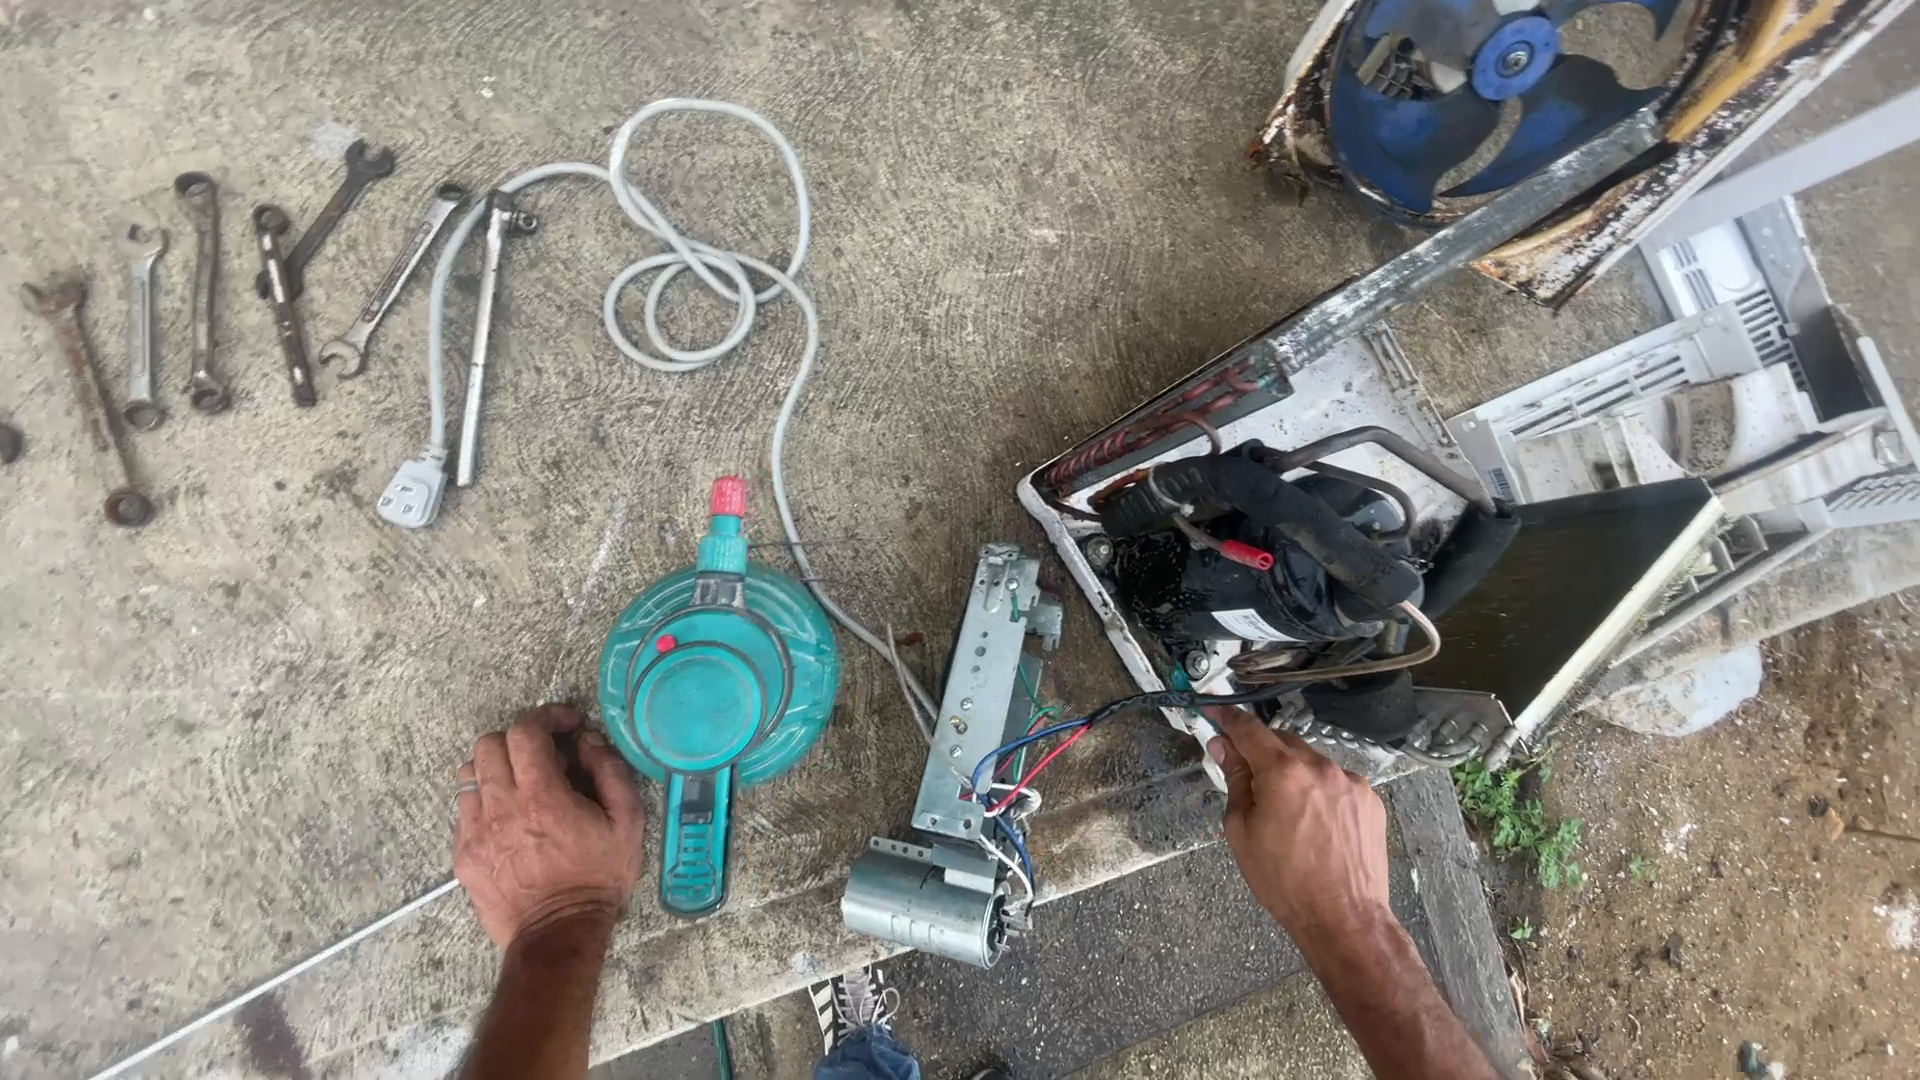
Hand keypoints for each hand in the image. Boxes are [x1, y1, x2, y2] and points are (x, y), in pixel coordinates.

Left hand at [454, 704, 646, 947]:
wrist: (558, 934)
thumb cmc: (599, 876)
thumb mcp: (628, 821)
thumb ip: (610, 772)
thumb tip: (587, 743)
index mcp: (542, 797)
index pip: (526, 732)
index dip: (547, 716)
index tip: (569, 723)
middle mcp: (501, 808)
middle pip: (490, 744)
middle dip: (521, 736)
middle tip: (548, 751)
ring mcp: (475, 832)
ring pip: (470, 772)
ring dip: (499, 765)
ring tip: (526, 779)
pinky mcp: (464, 855)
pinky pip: (466, 807)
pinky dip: (488, 796)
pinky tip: (513, 813)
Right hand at [1206, 707, 1389, 937]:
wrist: (1344, 919)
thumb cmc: (1283, 879)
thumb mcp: (1241, 830)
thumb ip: (1234, 780)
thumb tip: (1224, 748)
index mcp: (1283, 771)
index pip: (1249, 729)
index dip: (1227, 717)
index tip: (1214, 709)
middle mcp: (1319, 767)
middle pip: (1281, 741)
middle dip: (1261, 751)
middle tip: (1246, 774)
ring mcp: (1350, 782)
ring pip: (1310, 761)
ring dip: (1292, 771)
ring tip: (1286, 808)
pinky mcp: (1370, 800)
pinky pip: (1335, 781)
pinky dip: (1319, 789)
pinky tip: (1314, 820)